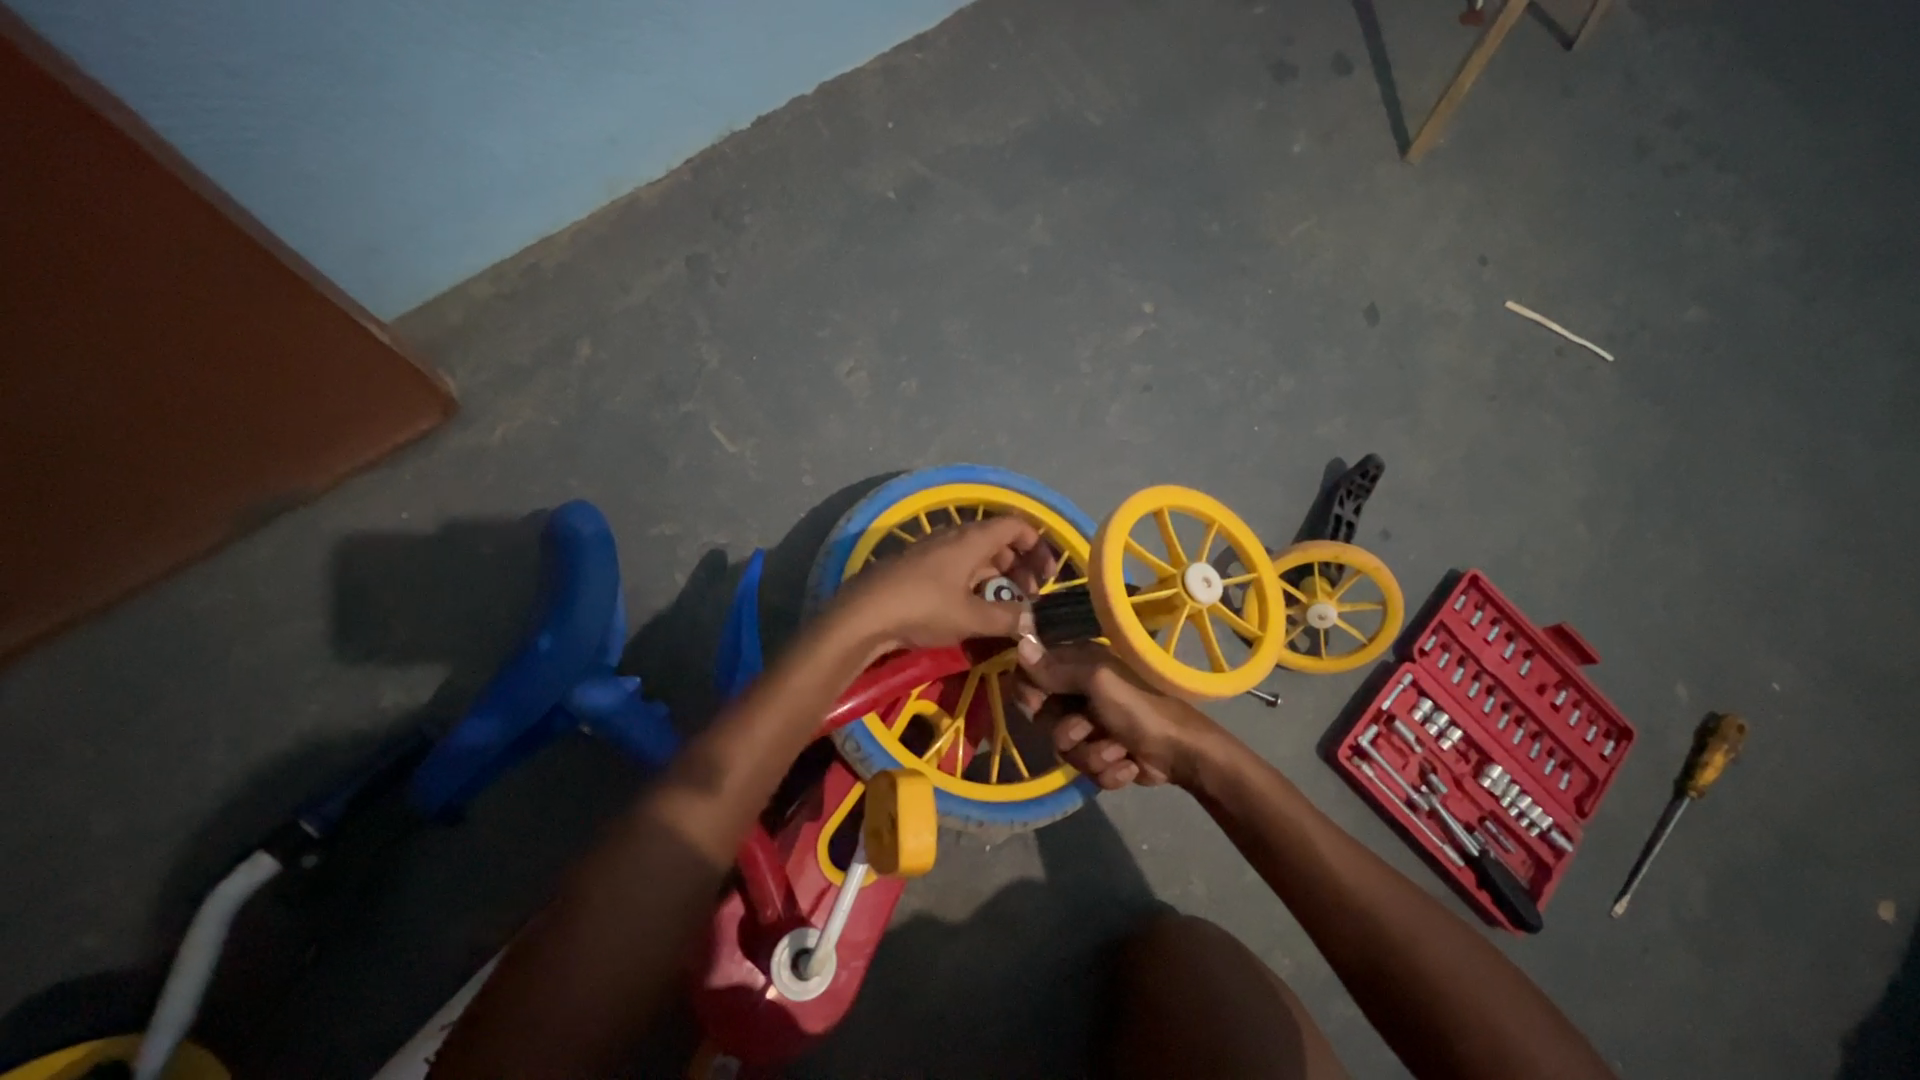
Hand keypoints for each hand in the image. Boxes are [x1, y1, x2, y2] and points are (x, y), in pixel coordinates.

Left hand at [831, 516, 1052, 653]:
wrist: (862, 614)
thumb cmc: (923, 608)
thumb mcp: (971, 618)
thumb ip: (1007, 618)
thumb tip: (1030, 620)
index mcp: (972, 539)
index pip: (1015, 525)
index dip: (1038, 545)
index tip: (1048, 575)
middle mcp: (953, 536)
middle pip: (996, 540)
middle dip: (1019, 566)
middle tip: (1029, 596)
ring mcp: (931, 550)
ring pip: (975, 555)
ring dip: (995, 576)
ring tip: (1003, 606)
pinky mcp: (914, 566)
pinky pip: (955, 565)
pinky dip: (972, 581)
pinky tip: (970, 607)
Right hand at [1011, 639, 1222, 789]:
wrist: (1185, 755)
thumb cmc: (1142, 709)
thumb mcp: (1098, 682)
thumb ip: (1057, 668)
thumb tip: (1020, 642)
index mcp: (1080, 665)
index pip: (1032, 672)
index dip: (1031, 691)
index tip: (1040, 703)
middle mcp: (1081, 692)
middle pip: (1044, 718)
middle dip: (1069, 732)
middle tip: (1089, 728)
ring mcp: (1092, 726)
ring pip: (1064, 748)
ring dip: (1093, 755)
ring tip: (1119, 750)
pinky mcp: (1102, 755)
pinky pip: (1084, 769)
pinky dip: (1108, 771)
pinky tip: (1129, 765)